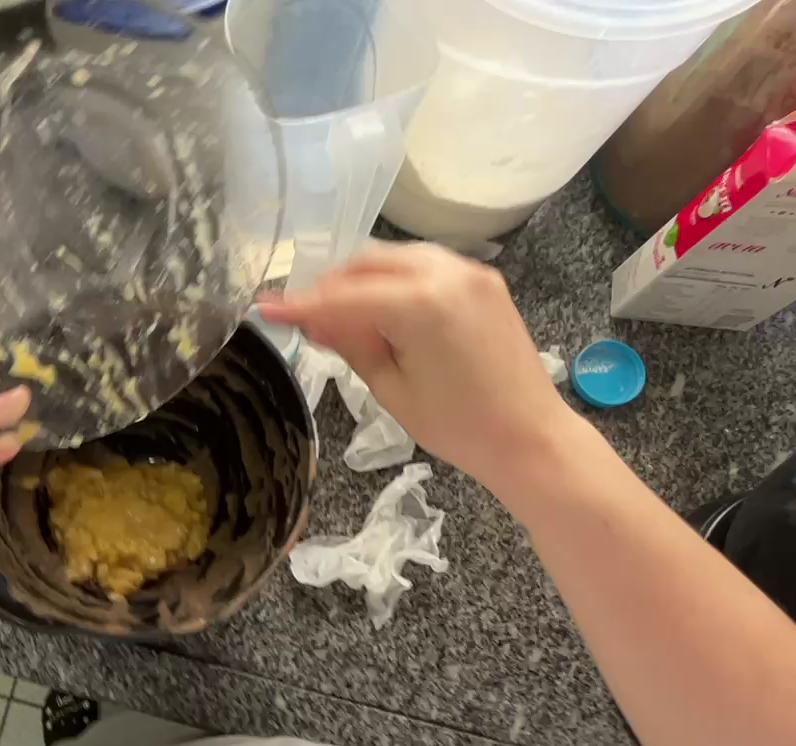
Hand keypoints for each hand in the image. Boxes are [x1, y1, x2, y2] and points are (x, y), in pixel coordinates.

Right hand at [258, 243, 575, 489]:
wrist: (528, 435)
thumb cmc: (457, 426)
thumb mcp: (390, 388)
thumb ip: (351, 344)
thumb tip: (314, 321)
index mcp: (421, 304)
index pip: (344, 296)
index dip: (302, 304)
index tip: (267, 306)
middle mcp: (447, 272)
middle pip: (368, 262)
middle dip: (331, 285)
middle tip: (304, 315)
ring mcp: (470, 272)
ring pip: (395, 258)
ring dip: (361, 280)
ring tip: (338, 314)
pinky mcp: (483, 281)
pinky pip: (424, 266)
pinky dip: (393, 280)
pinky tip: (379, 309)